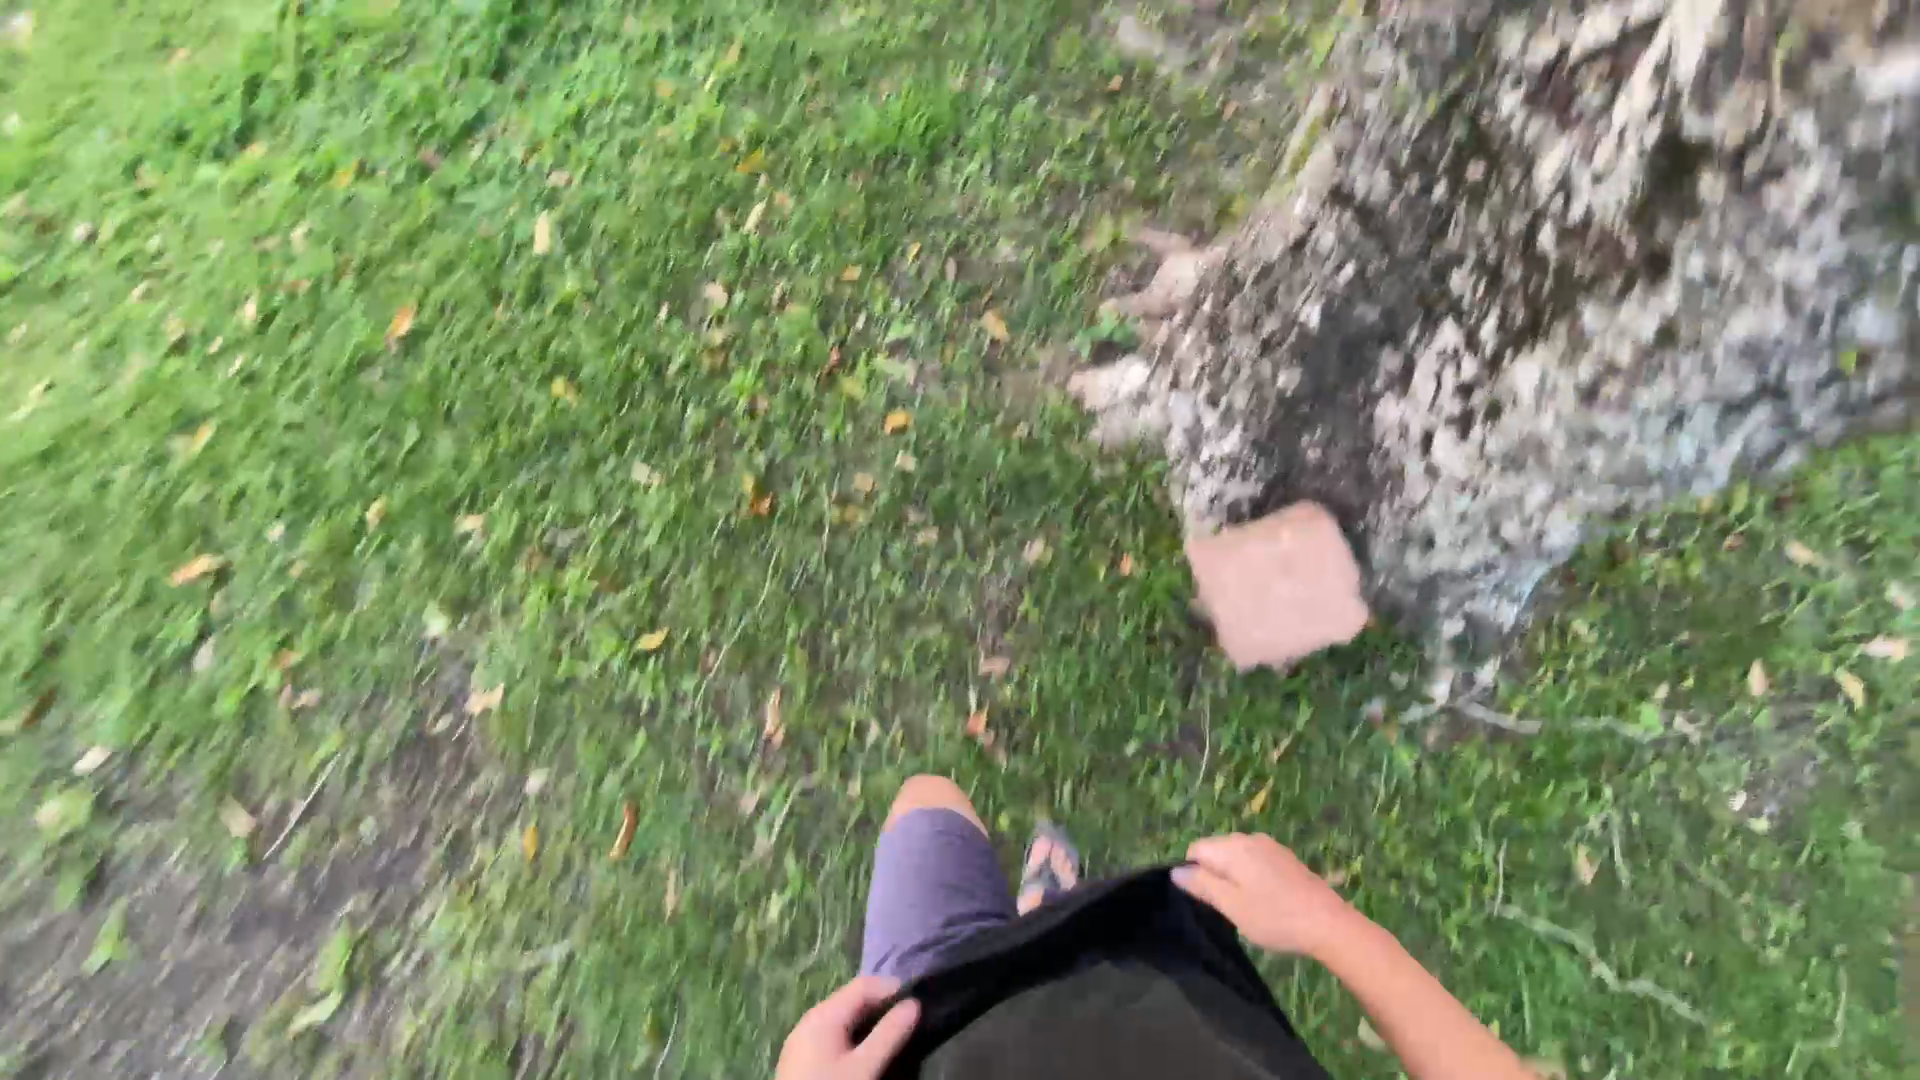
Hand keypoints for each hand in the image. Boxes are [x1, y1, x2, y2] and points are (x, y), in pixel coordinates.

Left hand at [775, 976, 919, 1079]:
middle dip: (880, 1006)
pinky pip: (830, 1035)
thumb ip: (889, 1035)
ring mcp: (802, 1039)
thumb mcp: (864, 1068)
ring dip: (866, 1023)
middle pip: (850, 1000)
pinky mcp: (800, 1058)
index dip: (891, 989)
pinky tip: (862, 1054)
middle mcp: (810, 1018)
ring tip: (889, 1037)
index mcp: (824, 1013)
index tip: (915, 1003)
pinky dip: (851, 1037)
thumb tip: (914, 1004)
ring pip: (841, 1018)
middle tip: (906, 1021)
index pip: (863, 985)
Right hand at [1173, 833, 1361, 958]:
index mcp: (1233, 847)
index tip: (1211, 901)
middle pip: (1216, 851)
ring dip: (1235, 877)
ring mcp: (1270, 846)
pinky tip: (1268, 901)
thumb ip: (1202, 885)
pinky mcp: (1286, 857)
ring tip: (1249, 907)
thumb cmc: (1275, 917)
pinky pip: (1256, 861)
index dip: (1195, 875)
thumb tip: (1176, 871)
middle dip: (1215, 875)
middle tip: (1230, 907)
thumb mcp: (1232, 906)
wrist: (1330, 924)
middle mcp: (1249, 838)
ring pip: (1237, 857)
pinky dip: (1253, 877)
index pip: (1195, 850)